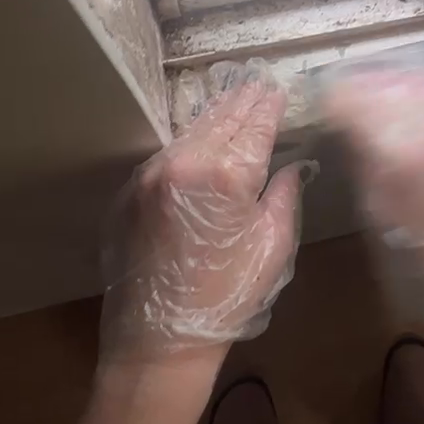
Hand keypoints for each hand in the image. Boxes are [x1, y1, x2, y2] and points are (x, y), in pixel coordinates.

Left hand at [99, 62, 308, 362]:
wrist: (158, 342)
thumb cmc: (226, 295)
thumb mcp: (272, 245)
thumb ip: (284, 194)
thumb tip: (293, 165)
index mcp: (227, 176)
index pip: (255, 127)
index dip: (268, 107)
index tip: (276, 90)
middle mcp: (185, 163)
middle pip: (221, 120)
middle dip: (242, 101)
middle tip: (256, 82)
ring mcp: (151, 175)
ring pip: (191, 132)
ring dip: (215, 115)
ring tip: (232, 99)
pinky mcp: (129, 191)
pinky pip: (166, 154)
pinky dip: (188, 140)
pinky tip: (201, 135)